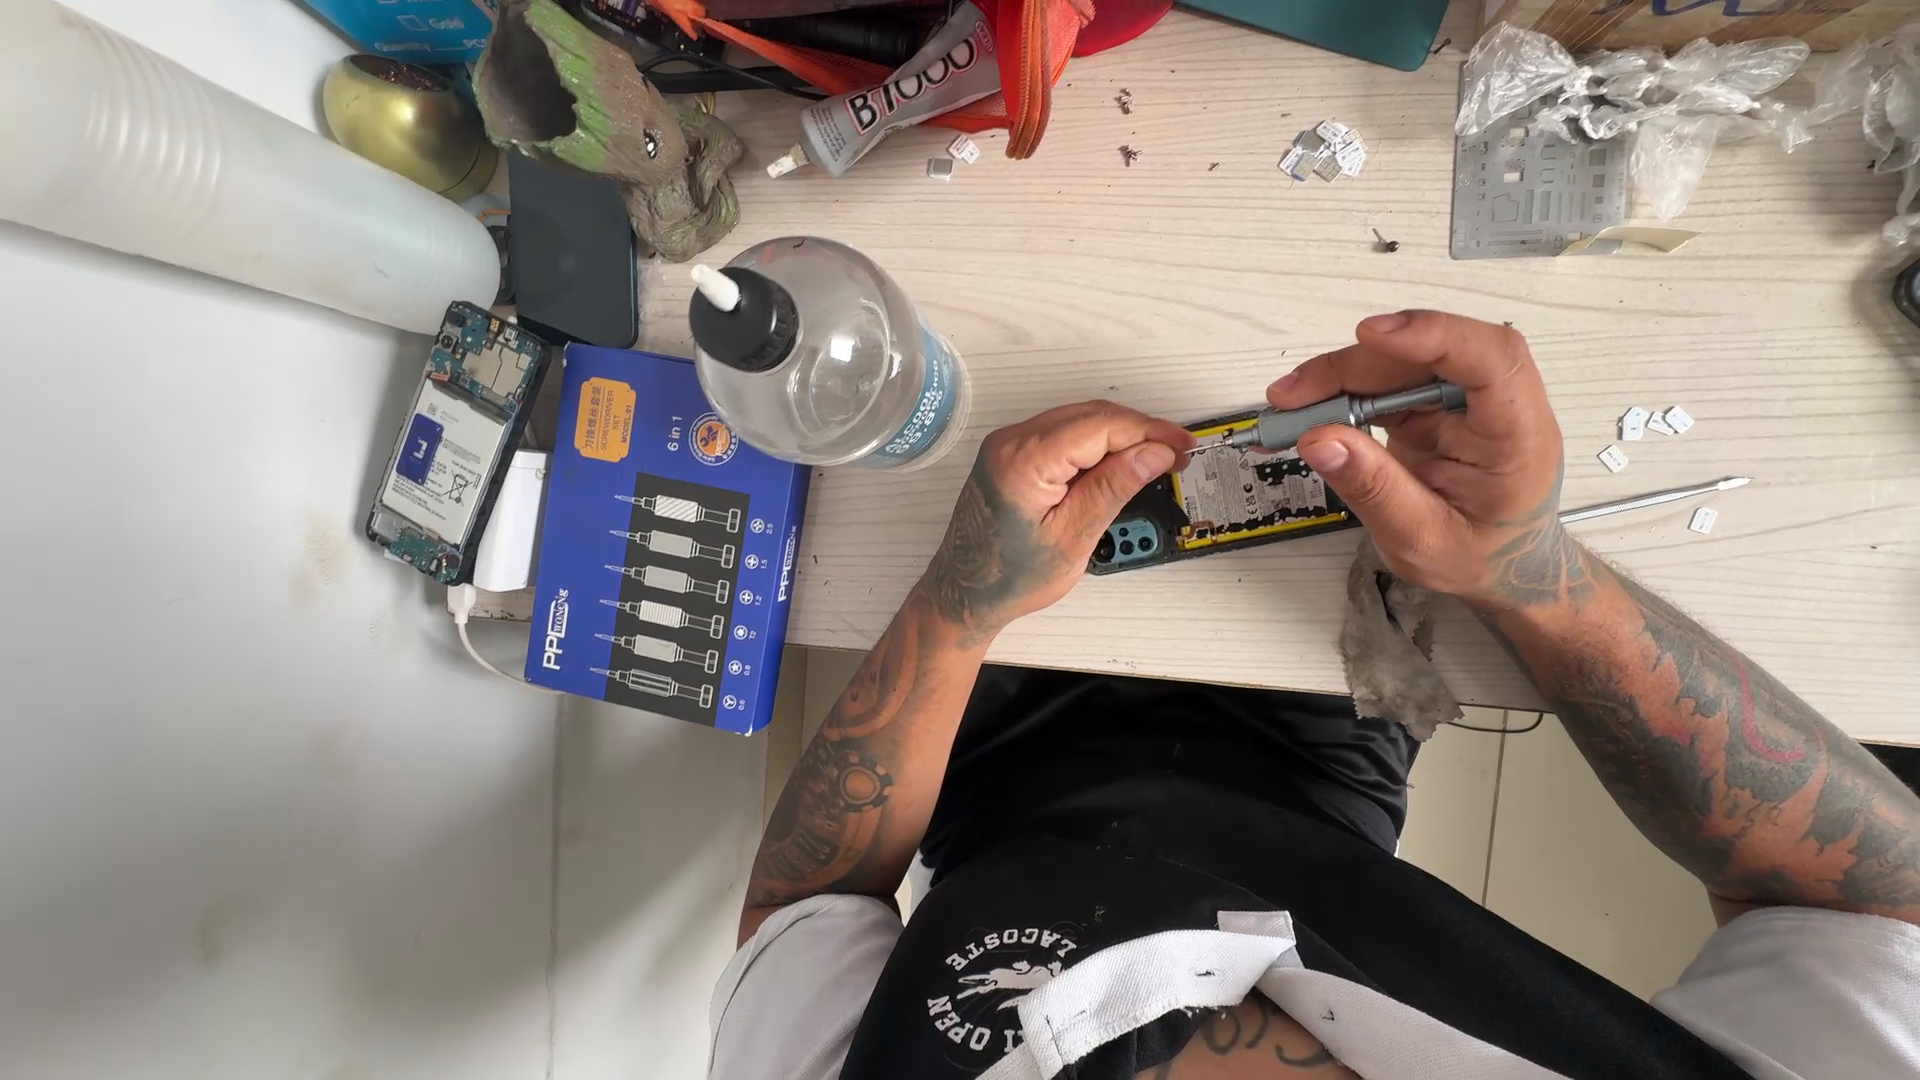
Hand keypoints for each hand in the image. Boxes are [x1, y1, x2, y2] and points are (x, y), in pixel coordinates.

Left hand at [918, 401, 1195, 642]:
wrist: (963, 593)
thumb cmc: (1007, 578)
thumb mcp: (1072, 539)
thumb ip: (1113, 488)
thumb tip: (1153, 453)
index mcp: (1022, 460)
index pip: (1099, 425)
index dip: (1147, 431)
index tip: (1180, 445)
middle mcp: (1009, 443)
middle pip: (1090, 416)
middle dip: (1138, 431)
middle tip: (1175, 453)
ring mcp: (1007, 446)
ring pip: (1077, 421)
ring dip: (1118, 436)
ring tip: (1152, 461)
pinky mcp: (1010, 456)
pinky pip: (1061, 435)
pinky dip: (1094, 445)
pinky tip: (1117, 464)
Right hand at [1270, 311, 1580, 610]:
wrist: (1498, 567)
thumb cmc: (1476, 557)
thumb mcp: (1419, 539)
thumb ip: (1373, 489)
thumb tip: (1318, 440)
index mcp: (1516, 435)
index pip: (1489, 360)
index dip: (1432, 336)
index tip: (1369, 334)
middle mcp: (1490, 405)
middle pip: (1422, 358)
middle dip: (1351, 369)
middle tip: (1288, 397)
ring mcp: (1455, 404)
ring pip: (1393, 366)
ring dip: (1334, 381)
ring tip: (1283, 409)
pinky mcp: (1425, 408)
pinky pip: (1376, 388)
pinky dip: (1333, 398)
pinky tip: (1299, 414)